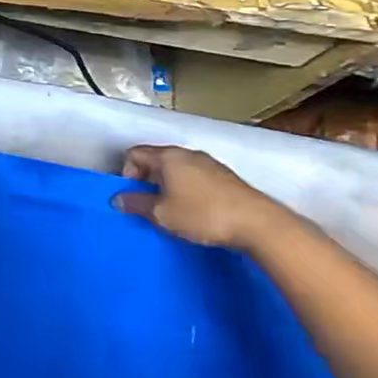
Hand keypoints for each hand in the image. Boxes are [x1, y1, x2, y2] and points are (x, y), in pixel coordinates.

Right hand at [115, 145, 293, 250]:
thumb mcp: (162, 214)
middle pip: (156, 159)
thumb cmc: (203, 214)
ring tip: (171, 209)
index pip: (134, 153)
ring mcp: (210, 163)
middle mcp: (188, 153)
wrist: (260, 224)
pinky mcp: (227, 177)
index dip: (126, 172)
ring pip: (177, 168)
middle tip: (148, 204)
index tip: (132, 195)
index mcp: (168, 156)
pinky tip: (195, 211)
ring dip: (168, 185)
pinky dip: (188, 189)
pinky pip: (196, 177)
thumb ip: (136, 204)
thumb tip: (117, 199)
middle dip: (147, 180)